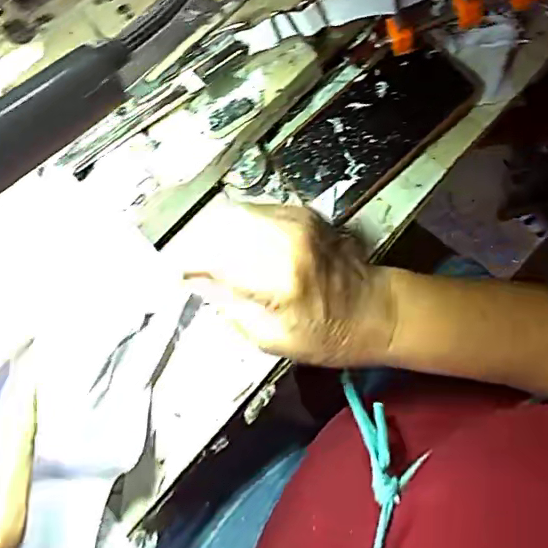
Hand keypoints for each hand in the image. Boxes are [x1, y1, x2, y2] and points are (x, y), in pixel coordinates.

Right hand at [171, 199, 396, 367]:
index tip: (173, 271)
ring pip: (236, 212)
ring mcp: (295, 219)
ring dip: (216, 231)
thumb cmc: (327, 334)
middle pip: (221, 225)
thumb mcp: (272, 338)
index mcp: (279, 276)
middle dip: (198, 242)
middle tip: (188, 263)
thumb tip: (197, 281)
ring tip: (208, 254)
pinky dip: (238, 225)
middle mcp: (285, 237)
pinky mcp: (300, 211)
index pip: (216, 256)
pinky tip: (237, 245)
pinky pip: (255, 210)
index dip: (188, 262)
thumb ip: (230, 306)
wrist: (374, 307)